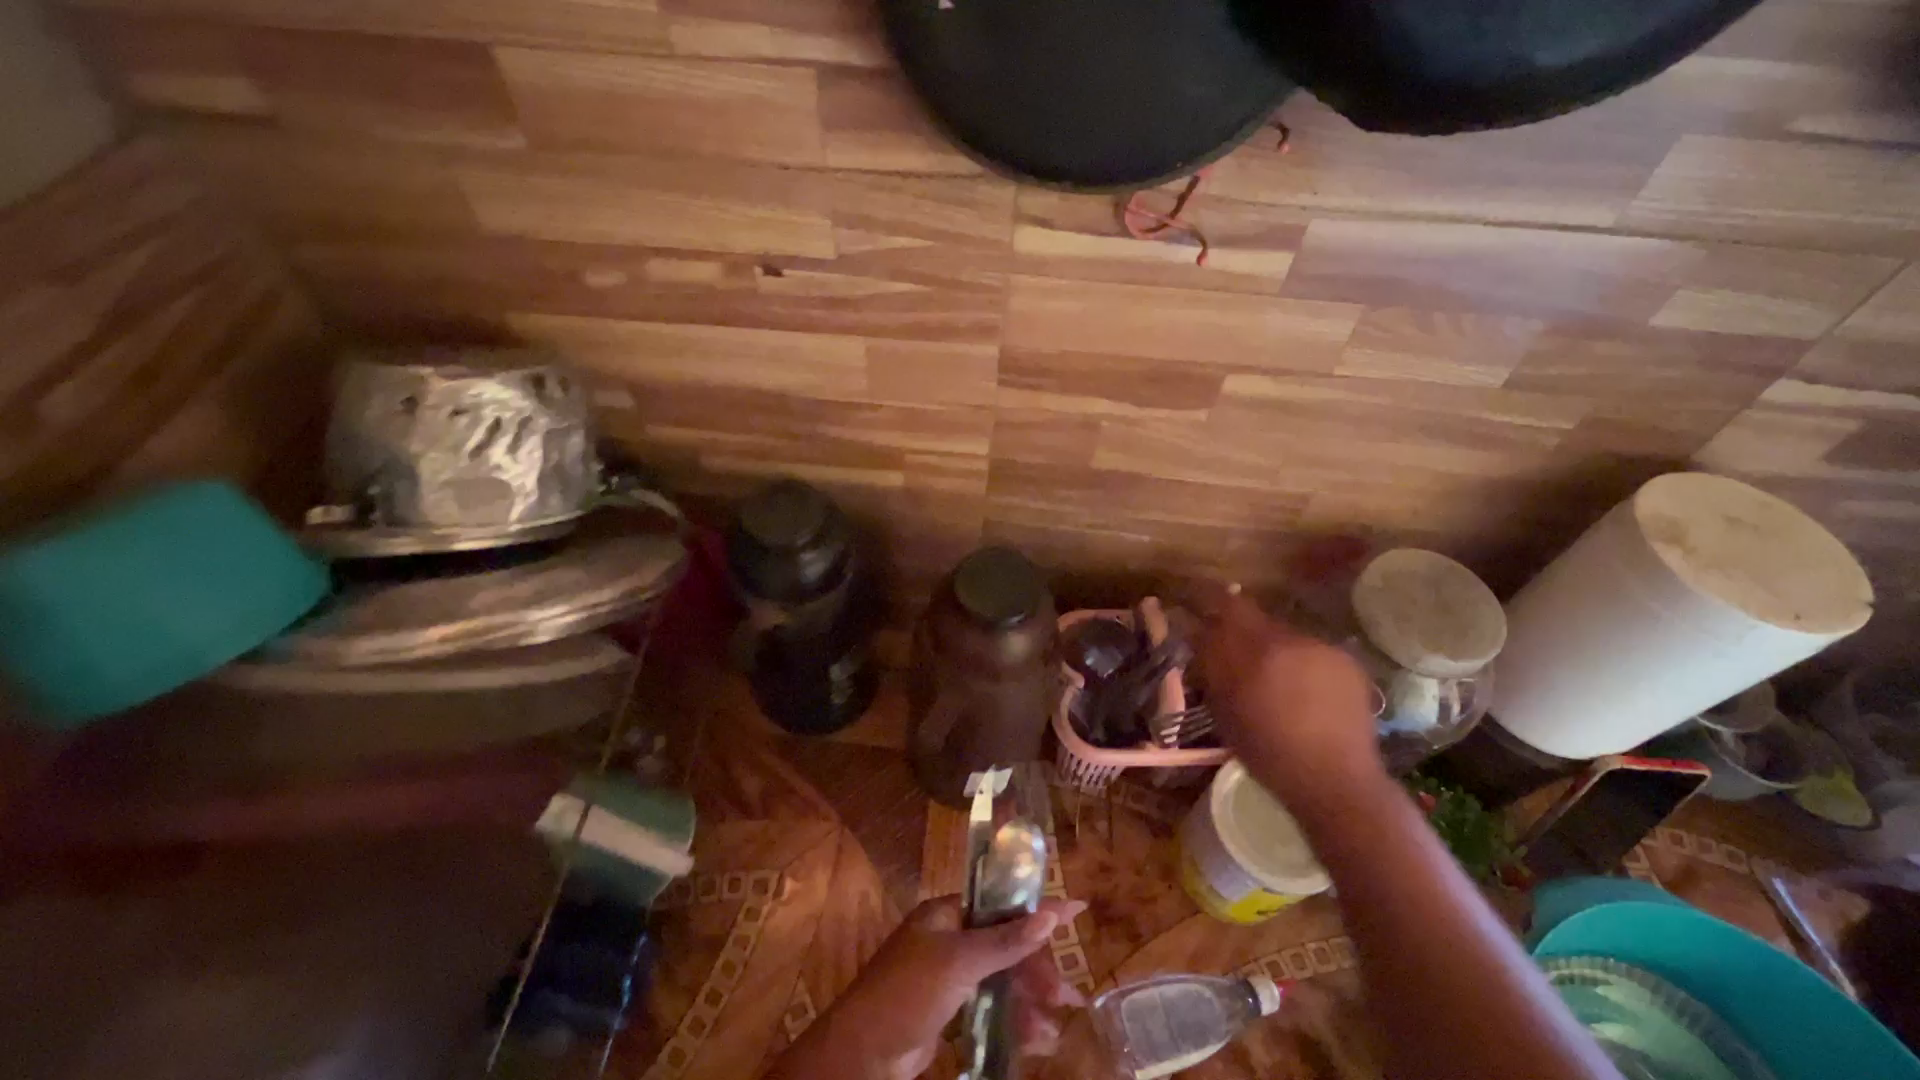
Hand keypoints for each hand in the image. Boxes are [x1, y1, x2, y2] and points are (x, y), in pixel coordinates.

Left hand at [769, 895, 1088, 1079]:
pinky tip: (1033, 1039)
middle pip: (1006, 945)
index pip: (1001, 903)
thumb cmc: (909, 991)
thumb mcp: (960, 961)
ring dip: (1028, 1001)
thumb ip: (1007, 940)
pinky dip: (1012, 1019)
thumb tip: (1051, 912)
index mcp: (946, 913)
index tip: (1078, 910)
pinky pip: (991, 1005)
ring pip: (1001, 979)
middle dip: (1036, 970)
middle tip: (1064, 997)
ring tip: (1050, 1029)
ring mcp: (948, 975)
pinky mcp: (950, 1009)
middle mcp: (949, 937)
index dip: (1038, 908)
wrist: (865, 1050)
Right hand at [1191, 582, 1383, 800]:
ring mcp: (1321, 647)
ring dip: (1274, 650)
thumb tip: (1199, 637)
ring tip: (1275, 681)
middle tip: (1235, 655)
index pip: (1224, 604)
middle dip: (1240, 631)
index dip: (1208, 599)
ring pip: (1285, 635)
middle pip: (1255, 617)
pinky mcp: (1346, 660)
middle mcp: (1287, 638)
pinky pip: (1313, 652)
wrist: (1335, 780)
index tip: (1196, 605)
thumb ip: (1211, 668)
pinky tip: (1306, 692)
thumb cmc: (1267, 754)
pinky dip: (1303, 665)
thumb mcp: (1224, 712)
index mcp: (1251, 650)